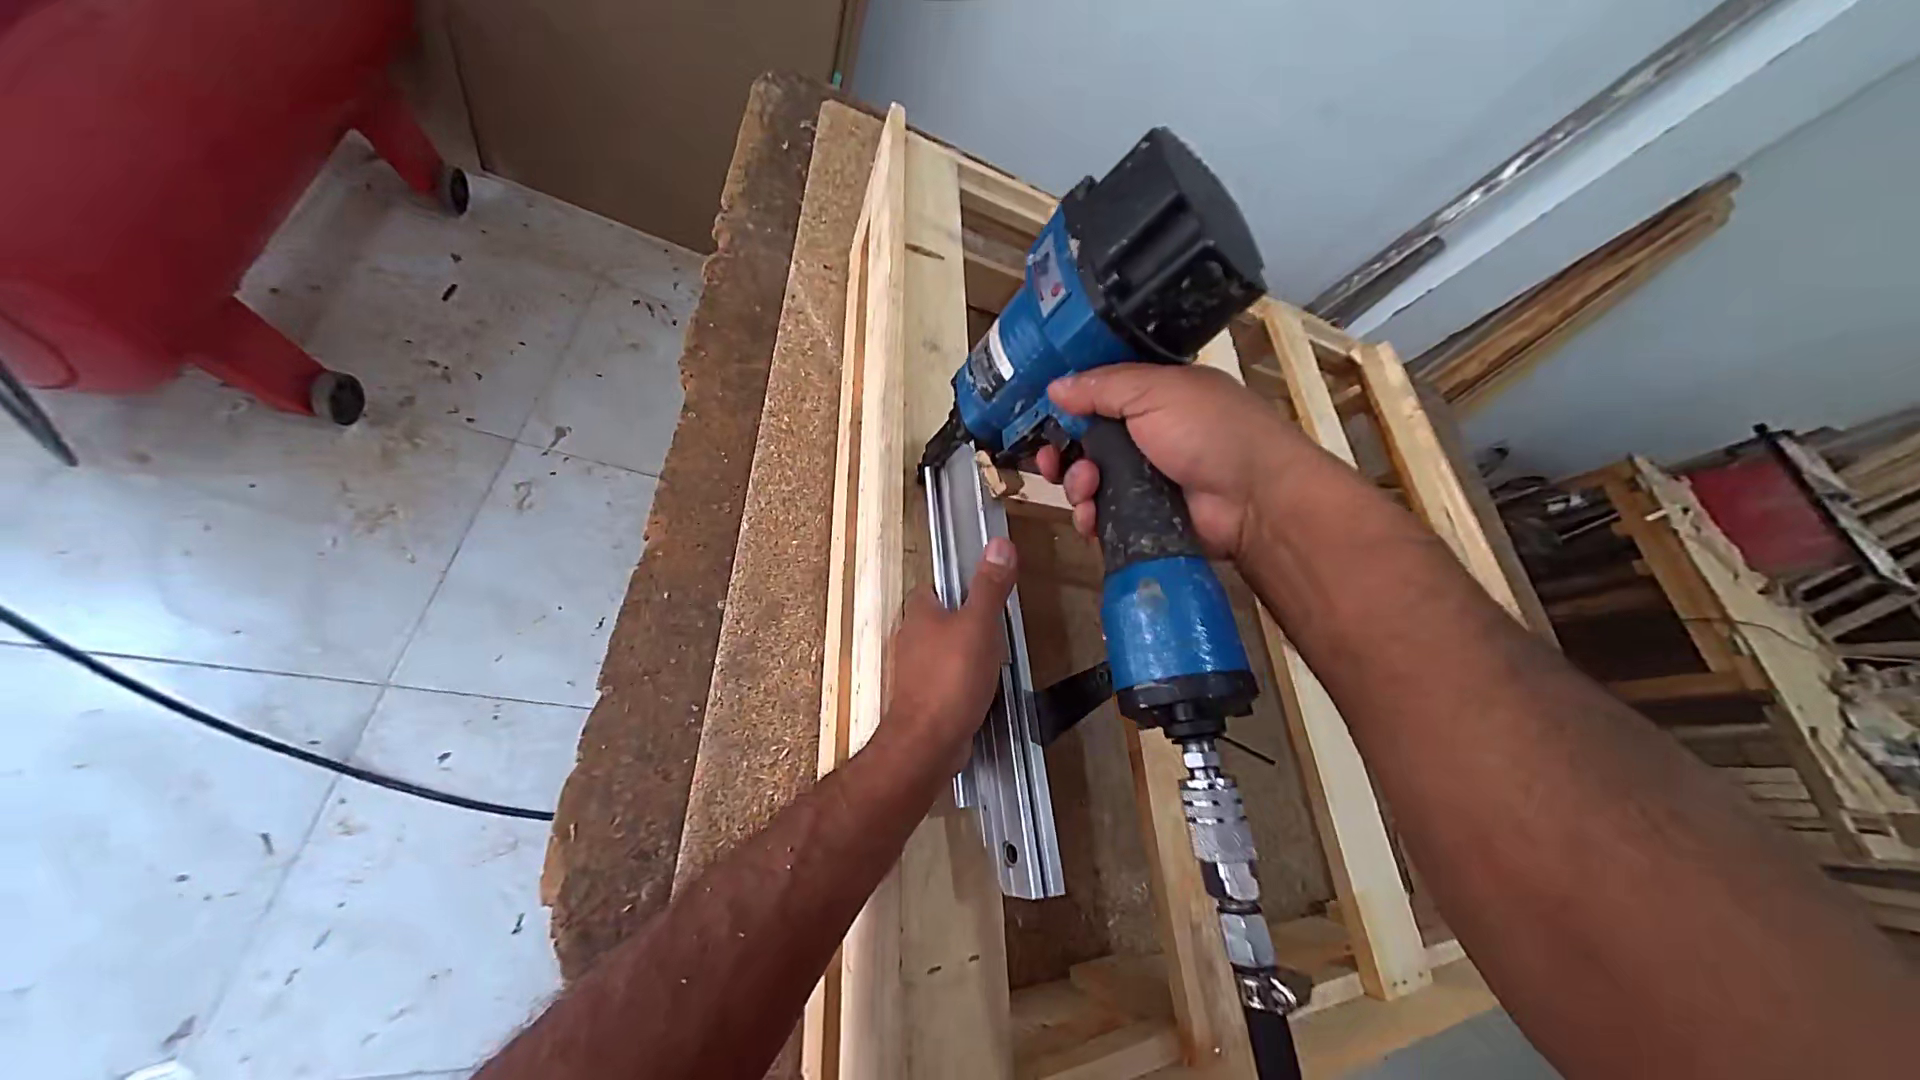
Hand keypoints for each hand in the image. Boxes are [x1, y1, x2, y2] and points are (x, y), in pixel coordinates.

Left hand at [876, 537, 1019, 781]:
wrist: (928, 742)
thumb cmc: (951, 678)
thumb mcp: (980, 624)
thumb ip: (990, 586)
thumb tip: (1000, 544)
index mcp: (919, 614)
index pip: (933, 588)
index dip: (956, 587)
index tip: (982, 592)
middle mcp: (909, 640)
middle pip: (938, 621)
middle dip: (963, 623)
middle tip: (994, 629)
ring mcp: (912, 673)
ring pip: (941, 653)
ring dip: (963, 655)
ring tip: (992, 661)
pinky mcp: (921, 701)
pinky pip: (944, 682)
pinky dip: (960, 683)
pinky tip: (980, 692)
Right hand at [1034, 363, 1310, 559]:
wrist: (1254, 500)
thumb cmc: (1210, 432)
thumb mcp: (1157, 392)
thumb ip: (1102, 387)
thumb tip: (1054, 387)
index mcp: (1152, 399)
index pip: (1097, 399)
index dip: (1067, 409)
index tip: (1045, 420)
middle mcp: (1144, 438)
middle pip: (1084, 445)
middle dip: (1062, 455)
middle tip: (1051, 463)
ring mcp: (1142, 481)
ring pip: (1088, 484)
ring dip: (1076, 486)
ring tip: (1086, 488)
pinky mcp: (1142, 518)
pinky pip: (1101, 517)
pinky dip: (1090, 518)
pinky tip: (1091, 518)